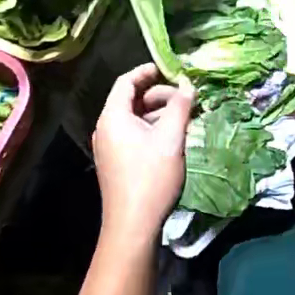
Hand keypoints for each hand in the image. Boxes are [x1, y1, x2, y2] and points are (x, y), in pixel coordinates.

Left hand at [92, 64, 195, 238]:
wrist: (133, 224)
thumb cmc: (151, 177)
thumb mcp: (171, 138)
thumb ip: (180, 106)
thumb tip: (188, 84)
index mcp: (113, 117)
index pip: (126, 82)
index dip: (147, 72)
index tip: (169, 70)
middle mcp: (106, 128)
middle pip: (131, 100)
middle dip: (159, 96)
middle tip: (186, 99)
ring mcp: (108, 147)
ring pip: (134, 120)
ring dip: (158, 114)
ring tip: (185, 119)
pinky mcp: (115, 163)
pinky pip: (133, 136)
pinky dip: (152, 130)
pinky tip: (173, 139)